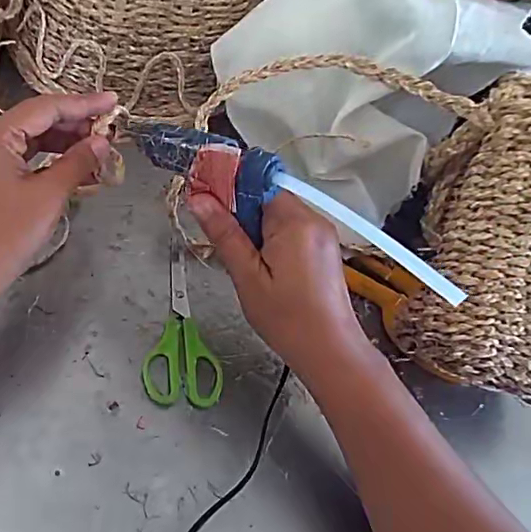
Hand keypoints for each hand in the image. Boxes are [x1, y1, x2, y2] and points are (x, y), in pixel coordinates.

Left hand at [0, 93, 116, 330]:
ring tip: (99, 149)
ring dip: (65, 142)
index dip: (83, 104)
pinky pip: (23, 157)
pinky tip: (76, 167)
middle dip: (75, 123)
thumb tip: (102, 141)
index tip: (113, 101)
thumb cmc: (5, 235)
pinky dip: (50, 159)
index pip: (46, 107)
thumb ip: (77, 162)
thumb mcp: (48, 196)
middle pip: (37, 119)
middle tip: (110, 129)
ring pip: (31, 138)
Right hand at [188, 191, 373, 375]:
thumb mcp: (246, 276)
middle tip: (217, 235)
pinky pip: (290, 228)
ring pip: (276, 212)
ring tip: (241, 258)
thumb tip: (200, 200)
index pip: (257, 181)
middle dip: (238, 209)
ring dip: (252, 225)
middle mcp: (313, 220)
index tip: (203, 195)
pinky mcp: (323, 248)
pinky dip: (269, 237)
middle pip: (266, 195)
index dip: (227, 184)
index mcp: (295, 222)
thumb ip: (224, 233)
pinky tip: (259, 264)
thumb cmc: (289, 320)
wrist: (330, 351)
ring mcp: (321, 233)